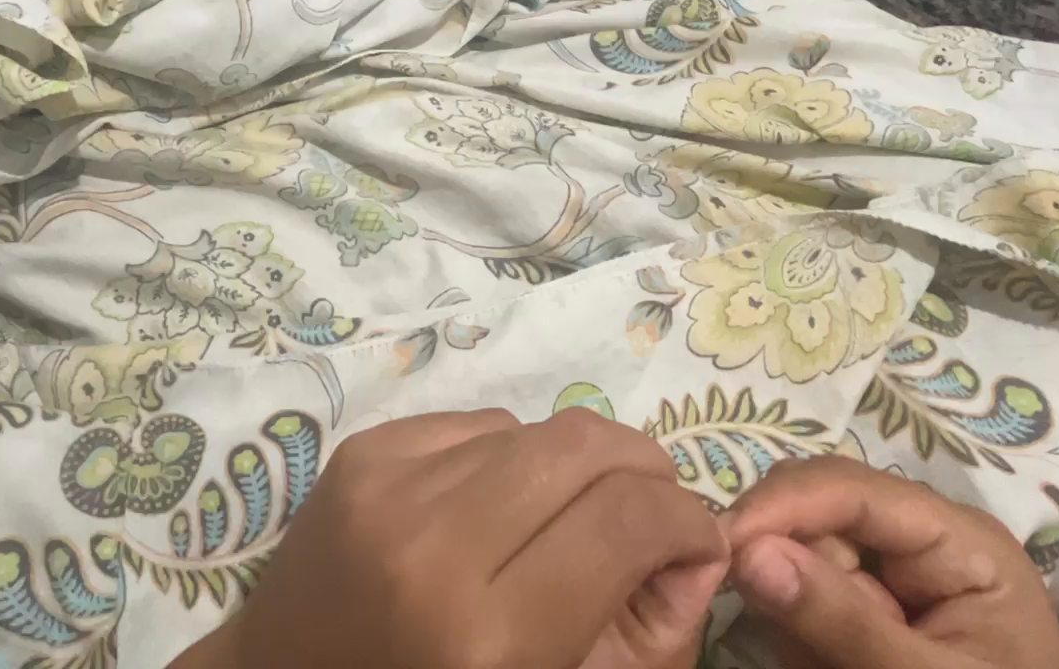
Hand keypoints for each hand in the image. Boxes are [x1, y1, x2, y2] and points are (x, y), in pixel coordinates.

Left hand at [175, 408, 729, 668]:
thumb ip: (649, 633)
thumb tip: (698, 542)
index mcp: (489, 635)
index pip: (626, 517)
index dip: (685, 518)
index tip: (695, 537)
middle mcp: (434, 541)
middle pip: (582, 445)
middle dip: (641, 465)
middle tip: (651, 504)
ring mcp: (387, 482)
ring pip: (529, 428)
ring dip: (571, 465)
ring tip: (564, 513)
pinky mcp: (361, 451)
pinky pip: (471, 423)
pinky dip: (505, 454)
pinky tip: (492, 502)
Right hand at [721, 456, 1058, 668]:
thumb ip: (846, 623)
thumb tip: (746, 553)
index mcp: (957, 538)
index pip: (846, 487)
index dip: (779, 504)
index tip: (722, 543)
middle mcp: (916, 534)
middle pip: (811, 510)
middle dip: (786, 566)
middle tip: (793, 639)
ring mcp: (887, 564)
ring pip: (793, 548)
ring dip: (789, 607)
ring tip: (823, 662)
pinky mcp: (864, 594)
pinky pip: (797, 586)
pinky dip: (793, 626)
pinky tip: (821, 659)